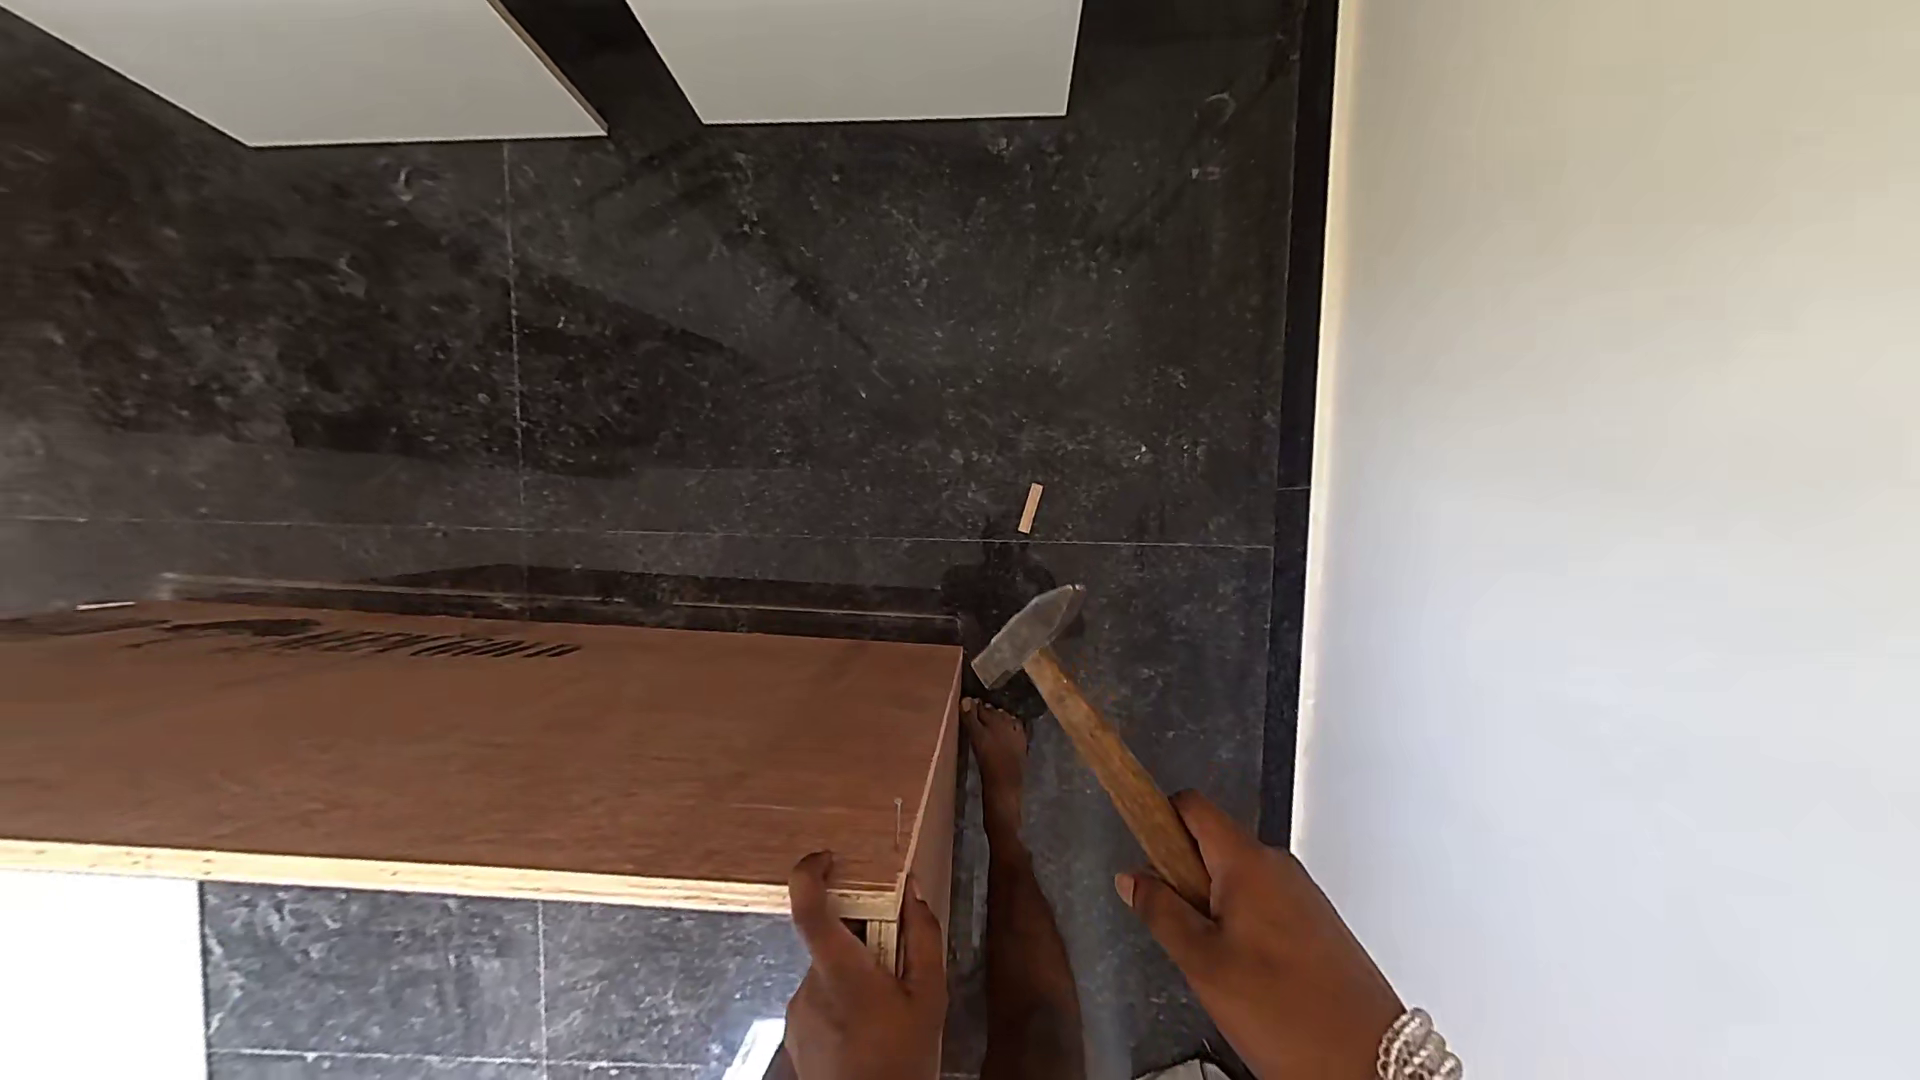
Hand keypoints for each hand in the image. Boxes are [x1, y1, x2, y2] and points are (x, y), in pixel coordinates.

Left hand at [782, 851, 945, 1079]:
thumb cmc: (902, 1059)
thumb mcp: (930, 995)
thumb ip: (922, 935)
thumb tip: (912, 889)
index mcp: (839, 970)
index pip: (807, 908)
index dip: (809, 871)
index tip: (829, 857)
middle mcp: (808, 985)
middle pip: (829, 937)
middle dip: (861, 936)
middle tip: (893, 959)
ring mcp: (796, 1011)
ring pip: (827, 967)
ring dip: (853, 970)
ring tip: (885, 1004)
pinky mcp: (794, 1034)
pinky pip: (819, 994)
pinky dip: (840, 996)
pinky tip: (866, 1026)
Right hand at [1116, 792, 1402, 1079]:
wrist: (1377, 1070)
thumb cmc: (1283, 1013)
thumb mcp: (1204, 965)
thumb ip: (1161, 912)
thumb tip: (1130, 877)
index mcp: (1247, 860)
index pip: (1191, 805)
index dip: (1160, 818)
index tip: (1147, 858)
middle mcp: (1276, 863)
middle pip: (1211, 843)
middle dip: (1185, 876)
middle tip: (1184, 931)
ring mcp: (1302, 891)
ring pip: (1236, 876)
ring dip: (1213, 904)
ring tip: (1217, 962)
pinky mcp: (1318, 921)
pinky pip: (1264, 900)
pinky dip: (1243, 922)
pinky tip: (1250, 974)